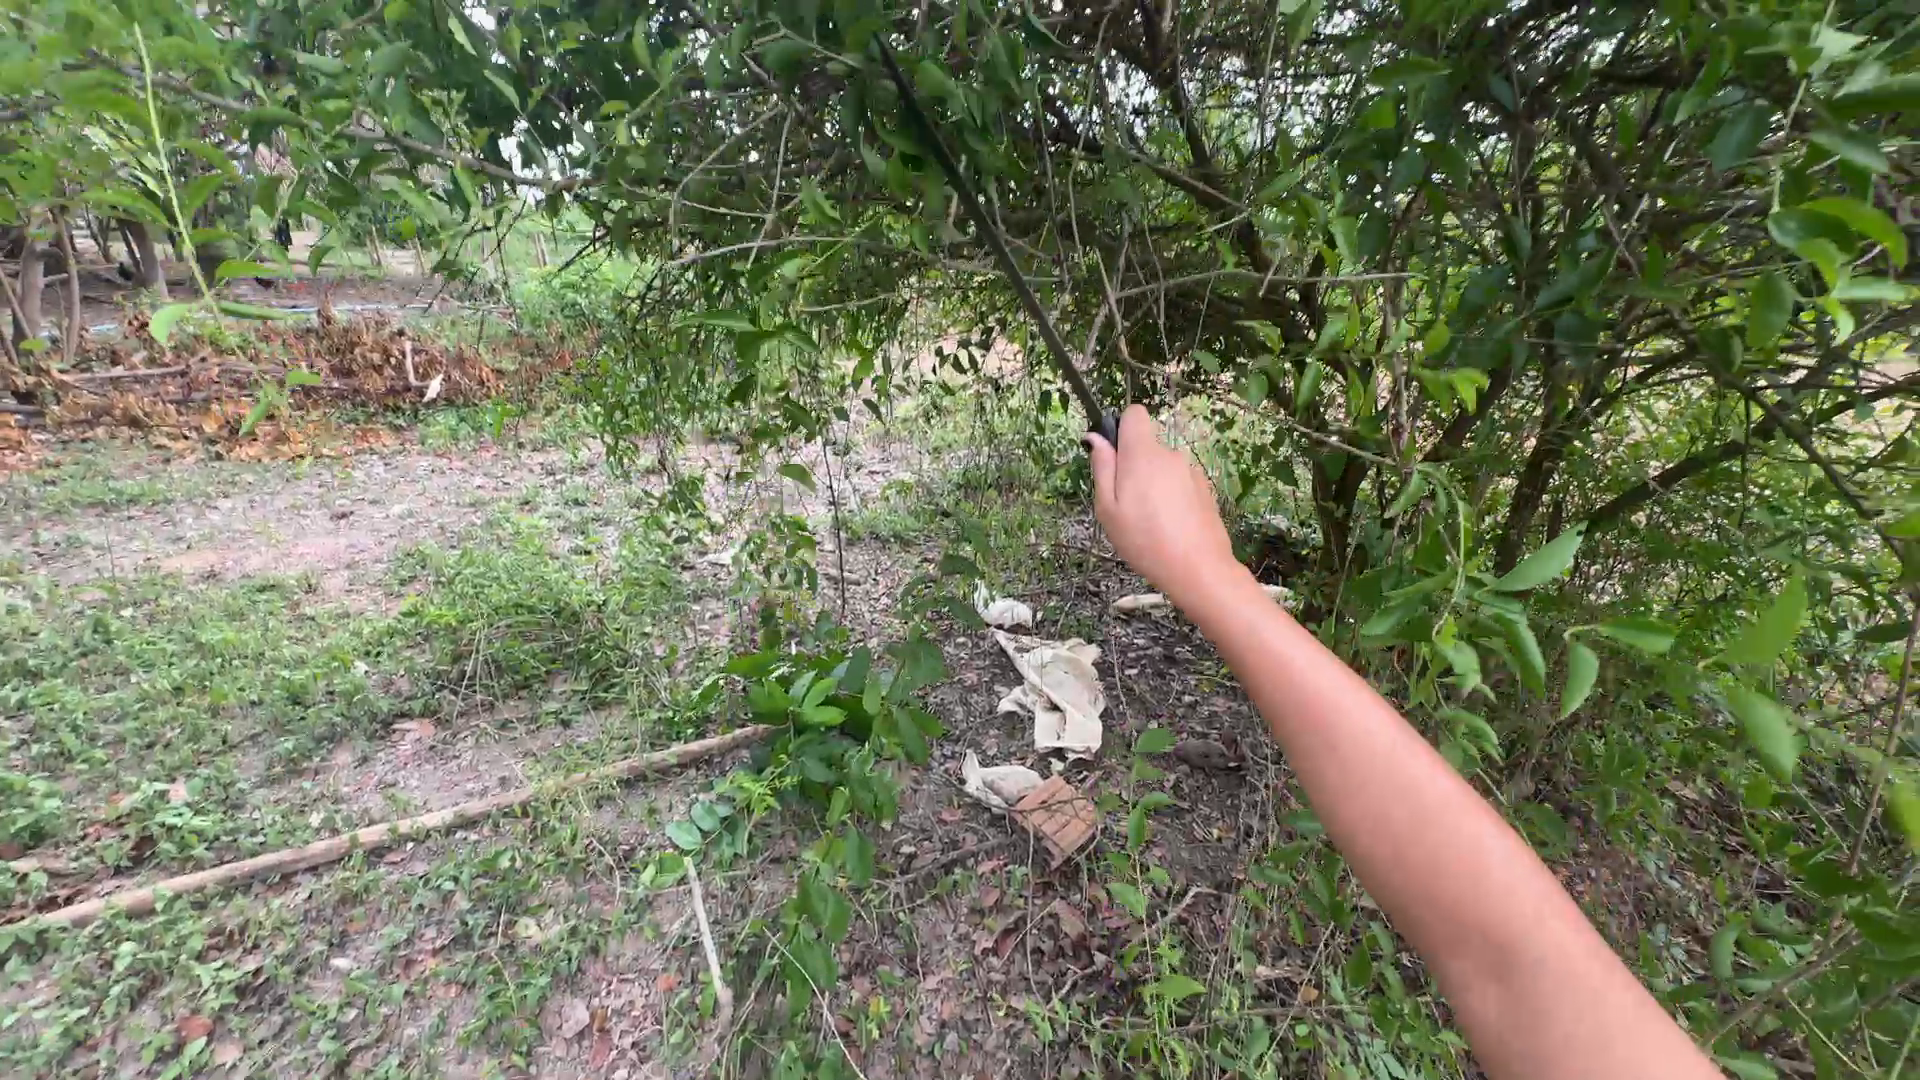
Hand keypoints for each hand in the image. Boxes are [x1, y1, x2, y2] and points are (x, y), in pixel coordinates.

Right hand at [1085, 405, 1243, 605]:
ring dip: (1153, 485)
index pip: (1134, 414)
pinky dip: (1171, 497)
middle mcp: (1170, 455)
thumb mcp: (1108, 508)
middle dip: (1133, 467)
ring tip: (1149, 521)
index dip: (1121, 430)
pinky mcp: (1205, 488)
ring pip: (1162, 468)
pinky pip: (1179, 483)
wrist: (1197, 568)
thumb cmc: (1143, 540)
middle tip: (1126, 505)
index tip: (1115, 459)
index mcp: (1143, 454)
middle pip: (1146, 447)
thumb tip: (1096, 438)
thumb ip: (1102, 468)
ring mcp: (1191, 471)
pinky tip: (1170, 526)